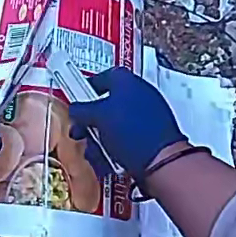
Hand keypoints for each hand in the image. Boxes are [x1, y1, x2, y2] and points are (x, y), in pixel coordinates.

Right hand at [64, 67, 184, 179]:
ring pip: (115, 125)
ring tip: (94, 151)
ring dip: (100, 138)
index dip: (87, 87)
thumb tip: (74, 110)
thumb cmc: (131, 130)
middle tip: (80, 131)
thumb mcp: (97, 117)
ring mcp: (148, 116)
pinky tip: (108, 160)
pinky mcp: (152, 136)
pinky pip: (127, 139)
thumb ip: (81, 110)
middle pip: (107, 104)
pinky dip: (115, 148)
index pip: (103, 76)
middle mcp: (140, 95)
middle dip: (91, 121)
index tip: (77, 98)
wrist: (161, 160)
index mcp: (127, 81)